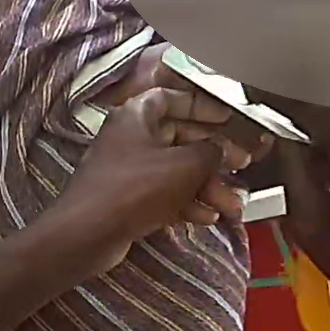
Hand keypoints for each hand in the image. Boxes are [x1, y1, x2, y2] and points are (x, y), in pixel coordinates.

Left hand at [46, 87, 256, 273]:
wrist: (87, 232)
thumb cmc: (136, 188)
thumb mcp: (186, 165)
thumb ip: (212, 152)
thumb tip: (222, 150)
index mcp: (134, 116)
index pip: (170, 98)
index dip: (201, 105)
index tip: (229, 117)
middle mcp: (126, 138)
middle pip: (177, 138)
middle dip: (212, 155)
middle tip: (242, 166)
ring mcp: (124, 170)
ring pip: (173, 170)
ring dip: (205, 186)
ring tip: (231, 205)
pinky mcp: (124, 198)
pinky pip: (161, 194)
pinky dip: (184, 203)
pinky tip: (207, 217)